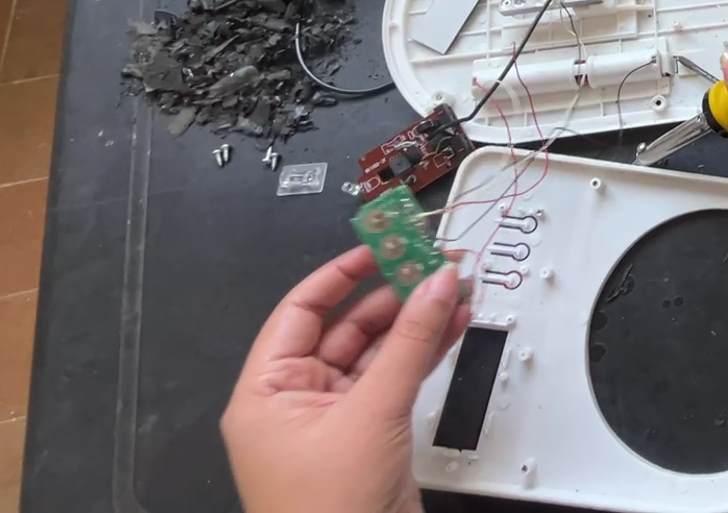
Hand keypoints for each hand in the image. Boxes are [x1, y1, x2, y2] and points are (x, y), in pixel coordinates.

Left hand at [222, 247, 470, 512]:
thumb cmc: (325, 510)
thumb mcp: (372, 411)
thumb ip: (412, 341)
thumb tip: (439, 282)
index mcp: (269, 390)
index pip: (304, 308)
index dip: (345, 270)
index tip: (386, 241)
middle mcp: (300, 394)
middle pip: (352, 321)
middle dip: (399, 290)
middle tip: (438, 260)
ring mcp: (339, 409)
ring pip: (384, 342)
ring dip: (422, 313)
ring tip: (458, 283)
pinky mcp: (373, 423)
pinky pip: (402, 367)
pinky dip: (430, 342)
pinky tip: (456, 319)